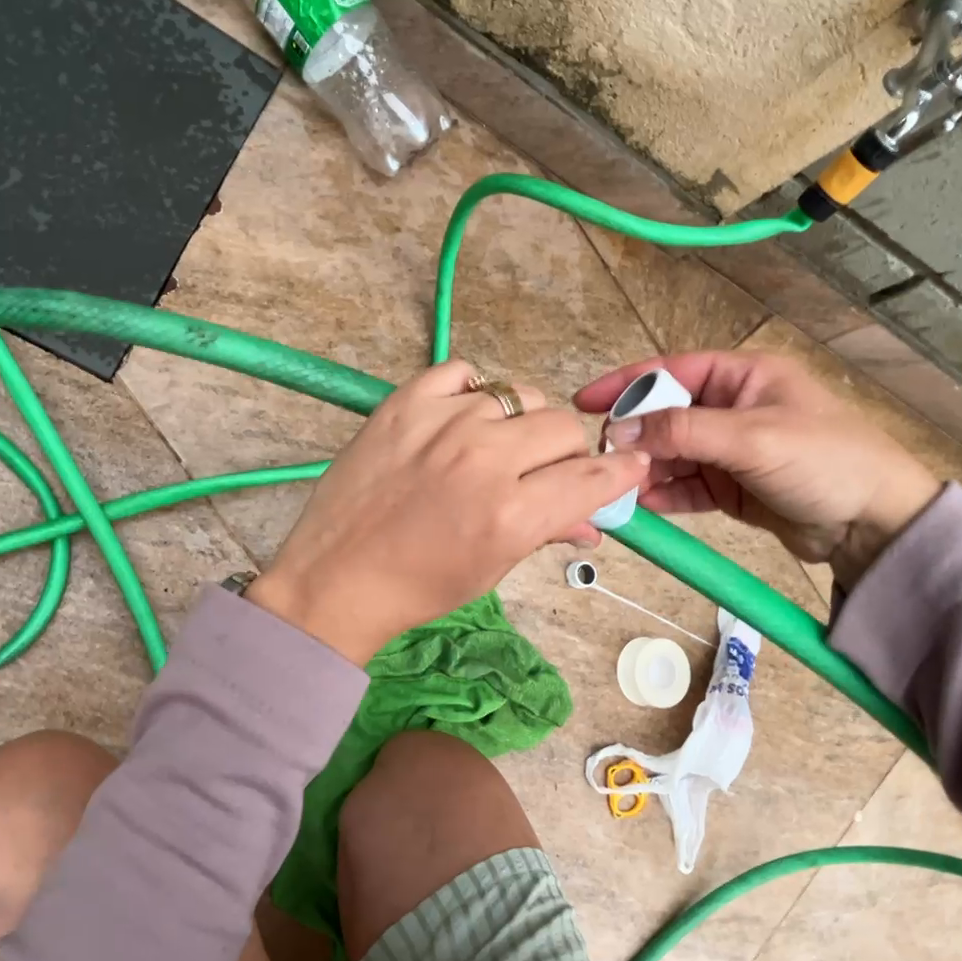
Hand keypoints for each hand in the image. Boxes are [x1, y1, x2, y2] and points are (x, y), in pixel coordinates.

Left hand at [250, 361, 649, 664]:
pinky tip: (458, 417)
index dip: (618, 474)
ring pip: (517, 395)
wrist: (336, 579)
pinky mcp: (404, 404)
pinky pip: (462, 373)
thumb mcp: (492, 569)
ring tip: (491, 447)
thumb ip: (547, 531)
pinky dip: (470, 391)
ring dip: (517, 423)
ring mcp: (442, 424)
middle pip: (562, 426)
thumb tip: (592, 520)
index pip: (593, 476)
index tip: (625, 469)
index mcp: (513, 514)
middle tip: (539, 471)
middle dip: (564, 452)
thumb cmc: (417, 587)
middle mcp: (485, 459)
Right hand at [573, 351, 940, 589]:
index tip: (584, 403)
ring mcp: (729, 450)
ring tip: (620, 490)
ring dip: (645, 471)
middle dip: (634, 438)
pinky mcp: (729, 488)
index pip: (670, 372)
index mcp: (742, 377)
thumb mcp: (753, 438)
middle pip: (664, 417)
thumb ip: (683, 432)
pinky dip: (663, 495)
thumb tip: (618, 431)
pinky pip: (684, 487)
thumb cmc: (827, 461)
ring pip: (670, 455)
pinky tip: (644, 507)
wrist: (875, 523)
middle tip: (604, 461)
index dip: (624, 384)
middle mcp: (731, 408)